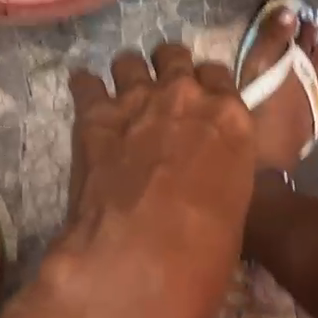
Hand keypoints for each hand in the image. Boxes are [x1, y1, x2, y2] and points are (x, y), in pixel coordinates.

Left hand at [49, 44, 255, 317]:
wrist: (136, 261)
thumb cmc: (200, 256)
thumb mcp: (233, 211)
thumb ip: (220, 172)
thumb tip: (205, 176)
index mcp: (230, 120)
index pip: (220, 76)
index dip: (207, 87)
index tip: (200, 102)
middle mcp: (185, 95)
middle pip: (175, 57)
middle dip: (168, 69)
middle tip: (162, 96)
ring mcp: (137, 99)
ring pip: (130, 60)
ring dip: (127, 76)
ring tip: (122, 99)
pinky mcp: (94, 113)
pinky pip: (85, 81)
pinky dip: (84, 88)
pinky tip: (84, 101)